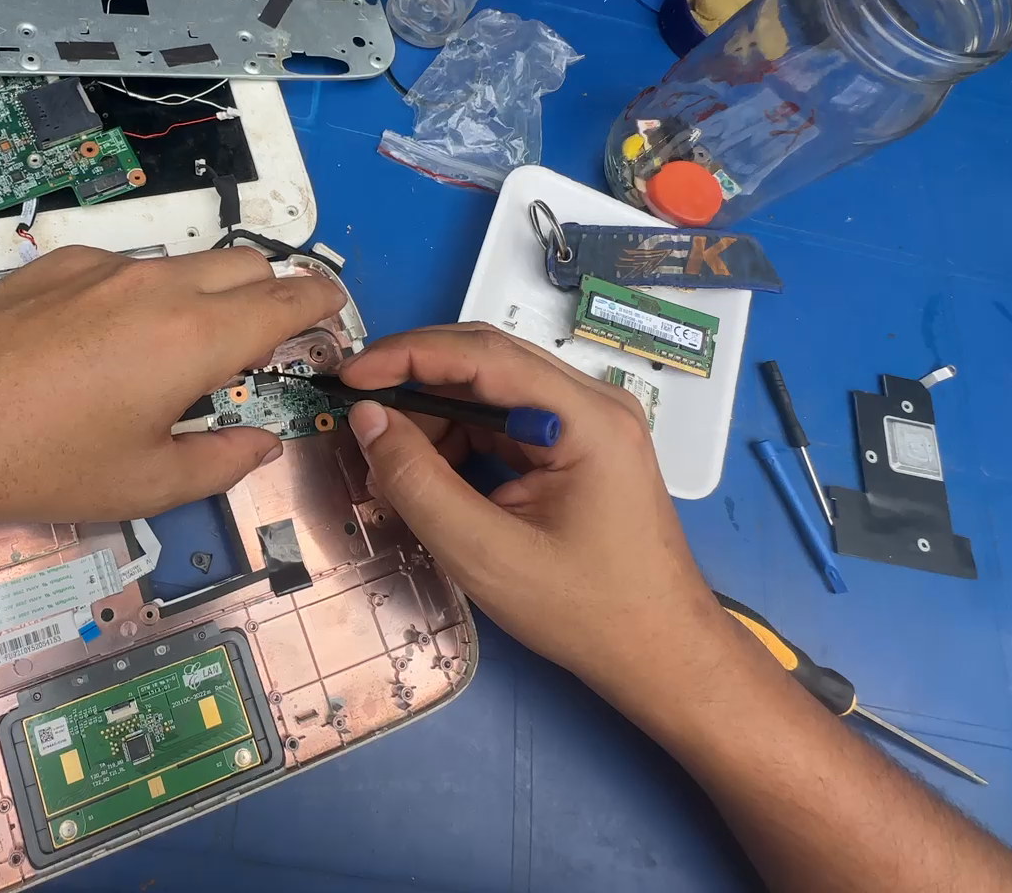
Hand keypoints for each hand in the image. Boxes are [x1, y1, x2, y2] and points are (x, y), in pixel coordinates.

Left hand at [0, 247, 345, 547]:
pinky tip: (98, 343)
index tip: (331, 308)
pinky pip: (122, 267)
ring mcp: (99, 267)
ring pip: (182, 263)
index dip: (321, 300)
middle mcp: (155, 285)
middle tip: (254, 345)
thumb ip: (223, 460)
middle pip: (245, 263)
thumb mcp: (145, 484)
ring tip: (169, 353)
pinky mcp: (50, 265)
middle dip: (269, 294)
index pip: (286, 299)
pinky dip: (142, 293)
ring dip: (204, 294)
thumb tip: (263, 440)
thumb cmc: (42, 467)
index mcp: (193, 337)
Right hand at [337, 323, 739, 709]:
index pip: (481, 354)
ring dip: (431, 416)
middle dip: (411, 380)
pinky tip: (430, 475)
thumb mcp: (483, 551)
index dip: (404, 356)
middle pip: (483, 360)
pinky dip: (455, 437)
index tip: (347, 376)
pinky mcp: (575, 443)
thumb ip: (416, 480)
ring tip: (392, 466)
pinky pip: (499, 419)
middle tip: (357, 410)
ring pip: (486, 388)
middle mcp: (590, 401)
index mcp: (583, 416)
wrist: (664, 658)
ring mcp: (586, 420)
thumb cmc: (582, 610)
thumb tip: (366, 418)